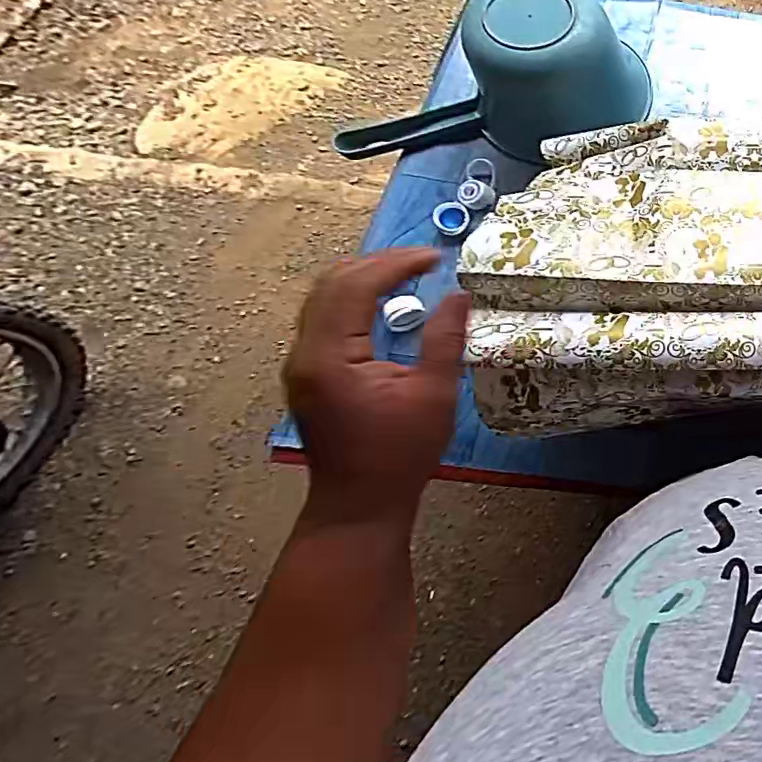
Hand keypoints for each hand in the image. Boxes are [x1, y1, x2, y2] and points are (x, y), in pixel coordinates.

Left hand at [282, 248, 469, 522]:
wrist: (360, 504)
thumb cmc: (400, 452)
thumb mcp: (434, 393)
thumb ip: (445, 339)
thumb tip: (459, 295)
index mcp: (330, 358)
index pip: (354, 287)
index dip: (395, 264)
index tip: (435, 258)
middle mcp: (305, 355)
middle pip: (331, 284)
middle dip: (378, 262)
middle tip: (423, 259)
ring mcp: (302, 365)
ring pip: (323, 298)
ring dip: (364, 277)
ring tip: (408, 271)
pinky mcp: (309, 374)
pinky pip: (325, 317)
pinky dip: (355, 298)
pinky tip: (385, 301)